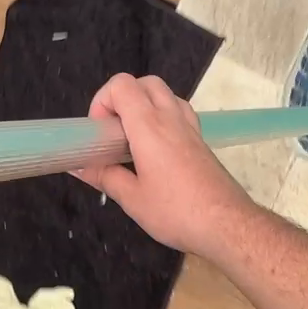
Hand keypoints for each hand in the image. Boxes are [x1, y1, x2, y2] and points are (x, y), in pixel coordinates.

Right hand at [72, 73, 257, 255]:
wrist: (229, 226)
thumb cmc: (178, 213)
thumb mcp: (133, 200)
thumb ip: (104, 177)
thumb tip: (78, 166)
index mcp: (150, 127)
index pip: (122, 85)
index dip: (103, 100)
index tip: (99, 132)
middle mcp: (173, 120)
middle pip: (147, 83)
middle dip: (125, 98)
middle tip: (116, 132)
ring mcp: (193, 131)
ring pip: (168, 97)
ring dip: (148, 107)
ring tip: (136, 141)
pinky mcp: (205, 145)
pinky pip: (183, 117)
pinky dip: (167, 121)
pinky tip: (160, 152)